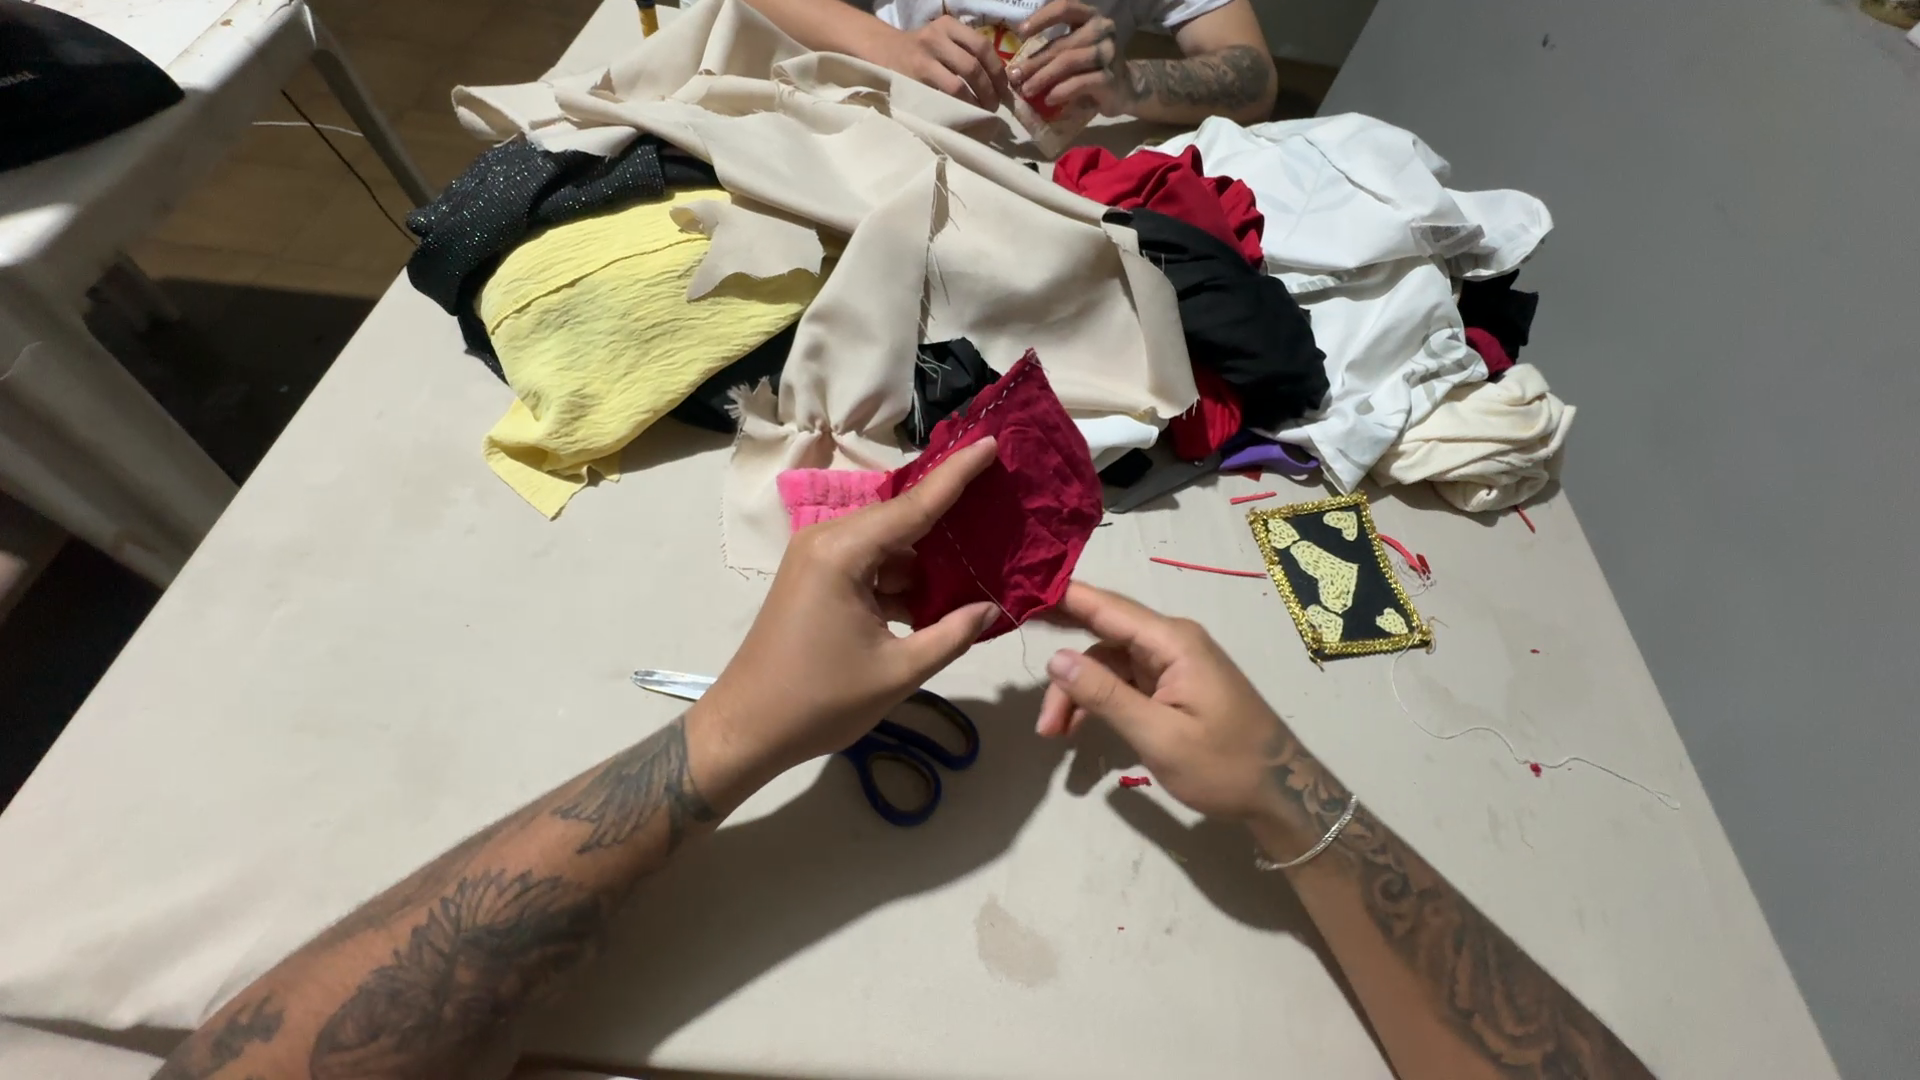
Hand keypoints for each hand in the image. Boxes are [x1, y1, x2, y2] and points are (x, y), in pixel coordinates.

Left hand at [696, 439, 1001, 780]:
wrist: (747, 729)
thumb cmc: (820, 701)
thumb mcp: (898, 673)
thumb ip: (952, 635)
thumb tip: (991, 608)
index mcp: (843, 553)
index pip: (914, 505)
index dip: (958, 475)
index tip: (991, 443)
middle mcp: (827, 540)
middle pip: (901, 519)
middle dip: (949, 515)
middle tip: (999, 504)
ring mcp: (818, 558)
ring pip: (888, 544)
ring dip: (927, 556)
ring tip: (981, 558)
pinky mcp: (816, 578)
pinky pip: (872, 564)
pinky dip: (903, 576)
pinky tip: (939, 593)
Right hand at [871, 16, 1009, 109]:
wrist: (882, 51)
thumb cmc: (920, 51)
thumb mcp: (942, 40)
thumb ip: (965, 51)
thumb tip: (996, 80)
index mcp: (948, 25)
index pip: (982, 45)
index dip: (997, 69)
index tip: (1004, 88)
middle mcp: (937, 38)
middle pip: (973, 65)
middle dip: (989, 89)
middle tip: (995, 105)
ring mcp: (924, 60)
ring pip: (959, 85)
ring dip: (976, 102)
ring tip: (982, 112)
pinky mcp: (915, 82)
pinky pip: (943, 99)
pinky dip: (958, 109)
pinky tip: (965, 115)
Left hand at [1009, 0, 1132, 114]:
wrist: (1125, 90)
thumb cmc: (1093, 70)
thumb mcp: (1073, 53)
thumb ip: (1053, 53)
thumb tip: (1018, 69)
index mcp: (1091, 17)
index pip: (1065, 7)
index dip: (1042, 18)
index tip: (1021, 32)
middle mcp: (1102, 29)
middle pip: (1062, 43)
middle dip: (1035, 61)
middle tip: (1015, 76)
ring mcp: (1108, 53)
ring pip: (1069, 62)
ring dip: (1044, 77)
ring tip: (1027, 90)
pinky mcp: (1109, 78)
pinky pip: (1080, 82)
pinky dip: (1062, 91)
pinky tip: (1049, 100)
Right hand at [1037, 582, 1293, 824]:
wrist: (1281, 795)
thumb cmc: (1224, 765)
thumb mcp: (1159, 736)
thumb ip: (1105, 695)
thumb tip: (1055, 658)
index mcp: (1172, 641)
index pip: (1105, 607)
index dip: (1061, 597)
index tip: (1019, 590)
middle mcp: (1170, 641)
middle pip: (1101, 637)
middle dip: (1064, 667)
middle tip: (1029, 693)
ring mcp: (1171, 662)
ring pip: (1107, 663)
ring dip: (1078, 693)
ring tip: (1053, 733)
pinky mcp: (1171, 683)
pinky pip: (1122, 681)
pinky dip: (1098, 701)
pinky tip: (1077, 730)